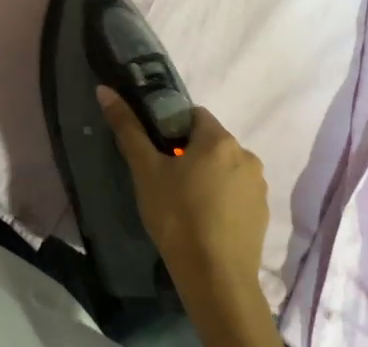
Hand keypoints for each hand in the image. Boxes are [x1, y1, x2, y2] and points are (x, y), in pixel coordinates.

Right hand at [98, 89, 271, 318]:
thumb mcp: (145, 169)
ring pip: (223, 167)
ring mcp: (258, 188)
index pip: (192, 113)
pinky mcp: (262, 215)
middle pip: (209, 141)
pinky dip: (218, 196)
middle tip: (161, 173)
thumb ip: (127, 127)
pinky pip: (235, 192)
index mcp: (220, 140)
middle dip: (186, 150)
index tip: (153, 146)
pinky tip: (201, 217)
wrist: (216, 278)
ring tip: (180, 198)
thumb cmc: (177, 215)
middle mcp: (247, 157)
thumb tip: (105, 90)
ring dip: (204, 173)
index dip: (169, 124)